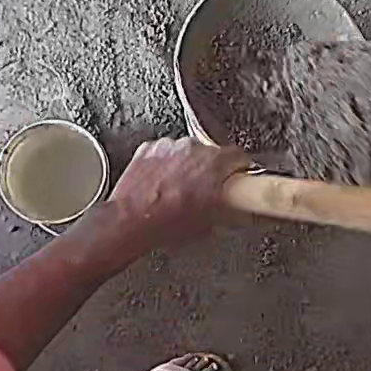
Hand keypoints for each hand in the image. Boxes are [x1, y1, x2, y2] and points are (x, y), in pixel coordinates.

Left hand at [107, 137, 250, 248]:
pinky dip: (166, 163)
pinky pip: (166, 151)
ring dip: (187, 164)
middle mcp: (195, 150)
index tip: (238, 174)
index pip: (239, 156)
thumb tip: (237, 209)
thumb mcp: (209, 224)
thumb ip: (228, 209)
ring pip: (188, 150)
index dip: (239, 167)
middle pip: (212, 153)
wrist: (130, 221)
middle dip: (211, 168)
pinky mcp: (151, 147)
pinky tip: (161, 181)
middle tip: (204, 188)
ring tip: (177, 186)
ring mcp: (171, 146)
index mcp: (215, 166)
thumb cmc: (166, 224)